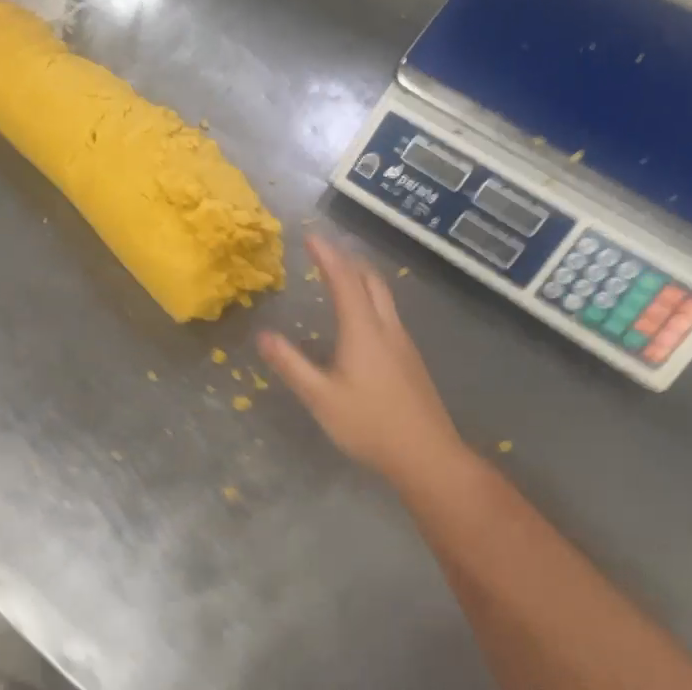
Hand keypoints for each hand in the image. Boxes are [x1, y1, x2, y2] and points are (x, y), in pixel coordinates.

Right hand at [258, 235, 470, 483]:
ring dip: (361, 277)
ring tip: (341, 275)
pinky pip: (388, 314)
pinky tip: (362, 319)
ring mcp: (403, 343)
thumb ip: (291, 365)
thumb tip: (263, 336)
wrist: (428, 456)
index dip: (327, 254)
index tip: (310, 235)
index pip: (344, 279)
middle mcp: (387, 328)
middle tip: (325, 250)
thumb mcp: (321, 398)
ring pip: (384, 296)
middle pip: (371, 280)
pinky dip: (370, 299)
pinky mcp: (411, 360)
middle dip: (348, 259)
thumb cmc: (370, 425)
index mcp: (363, 330)